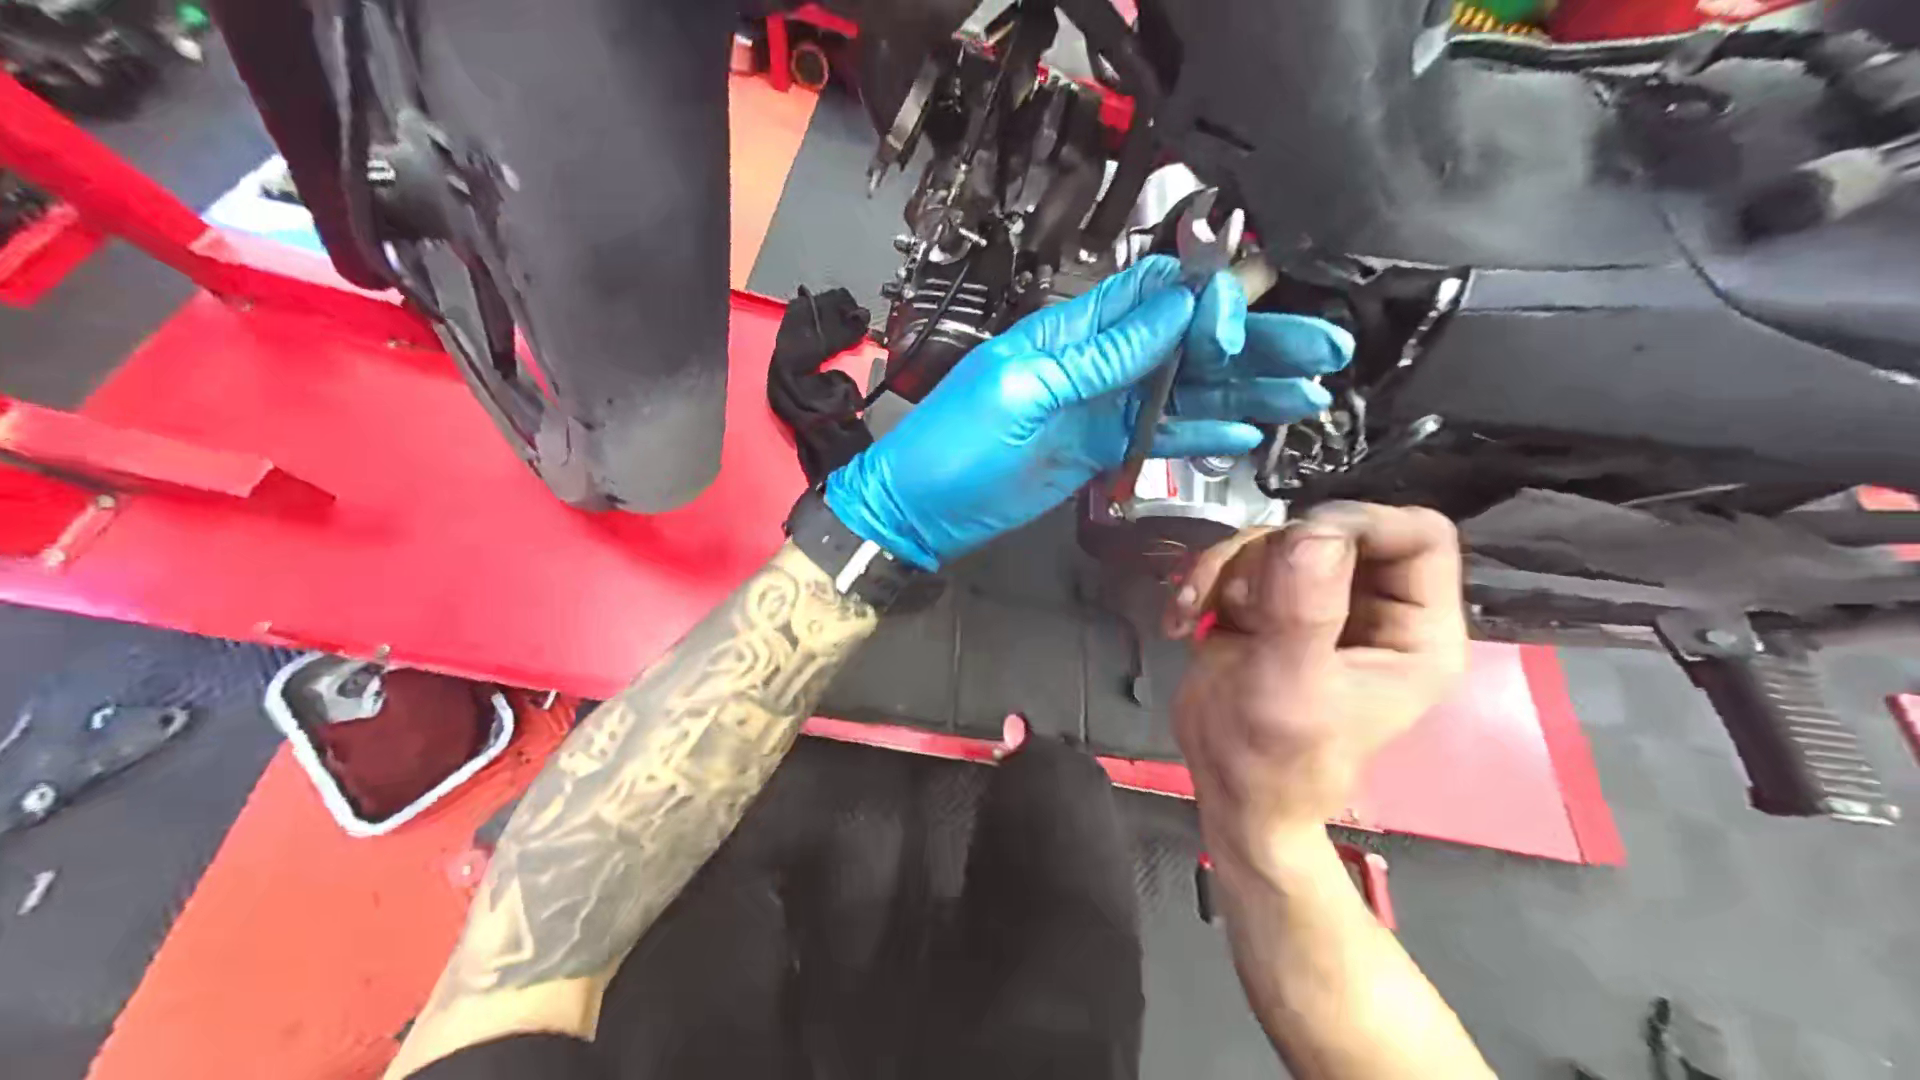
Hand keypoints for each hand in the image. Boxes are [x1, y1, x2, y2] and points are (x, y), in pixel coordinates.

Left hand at [824, 255, 1353, 568]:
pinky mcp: (1100, 448)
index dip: (1207, 301)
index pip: (1154, 296)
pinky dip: (1203, 430)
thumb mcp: (1022, 392)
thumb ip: (1100, 356)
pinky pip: (1161, 432)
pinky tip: (1246, 430)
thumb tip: (1171, 310)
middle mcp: (1095, 363)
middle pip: (1186, 342)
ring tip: (1304, 392)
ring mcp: (1101, 408)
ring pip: (1185, 389)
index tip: (1245, 322)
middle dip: (1254, 343)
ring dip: (1246, 389)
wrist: (921, 509)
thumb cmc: (952, 446)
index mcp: (1071, 335)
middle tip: (1320, 350)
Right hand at [1165, 504, 1467, 871]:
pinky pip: (1235, 562)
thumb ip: (1305, 611)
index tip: (1294, 545)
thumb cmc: (1275, 759)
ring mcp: (1313, 602)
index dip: (1359, 524)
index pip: (1416, 535)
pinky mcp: (1264, 605)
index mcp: (1413, 629)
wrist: (1228, 791)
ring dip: (1224, 569)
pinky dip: (1202, 582)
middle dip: (1270, 555)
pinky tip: (1183, 622)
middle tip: (1236, 601)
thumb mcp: (1292, 689)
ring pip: (1274, 541)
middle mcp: (1370, 607)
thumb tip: (1310, 531)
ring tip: (1196, 613)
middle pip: (1331, 529)